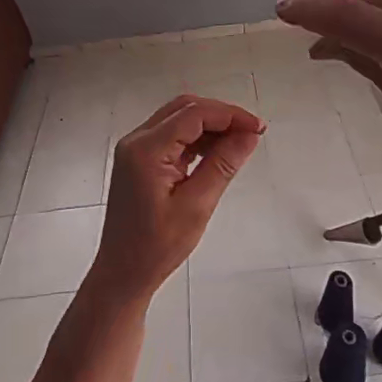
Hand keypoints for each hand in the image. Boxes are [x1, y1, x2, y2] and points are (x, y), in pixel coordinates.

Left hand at [91, 96, 265, 296]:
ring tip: (240, 144)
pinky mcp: (140, 161)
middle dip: (222, 116)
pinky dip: (198, 139)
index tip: (258, 128)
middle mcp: (136, 142)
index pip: (194, 114)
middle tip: (252, 133)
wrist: (123, 272)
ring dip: (211, 126)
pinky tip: (218, 152)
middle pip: (185, 109)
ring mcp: (135, 150)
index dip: (230, 116)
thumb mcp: (197, 206)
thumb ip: (223, 164)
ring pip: (179, 120)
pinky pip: (173, 137)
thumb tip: (248, 136)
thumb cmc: (156, 247)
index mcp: (146, 150)